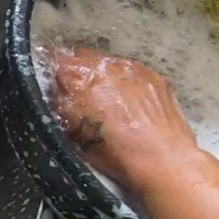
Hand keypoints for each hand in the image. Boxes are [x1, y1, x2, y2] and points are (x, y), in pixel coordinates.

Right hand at [44, 46, 202, 192]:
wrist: (164, 161)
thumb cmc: (114, 152)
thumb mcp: (73, 132)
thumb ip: (61, 105)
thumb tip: (57, 93)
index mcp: (82, 78)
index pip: (57, 60)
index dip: (54, 72)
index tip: (54, 83)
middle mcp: (108, 66)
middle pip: (83, 57)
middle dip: (78, 72)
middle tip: (79, 93)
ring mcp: (135, 69)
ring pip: (110, 63)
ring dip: (104, 76)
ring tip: (108, 99)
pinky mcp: (157, 78)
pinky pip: (133, 72)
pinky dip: (127, 82)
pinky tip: (131, 103)